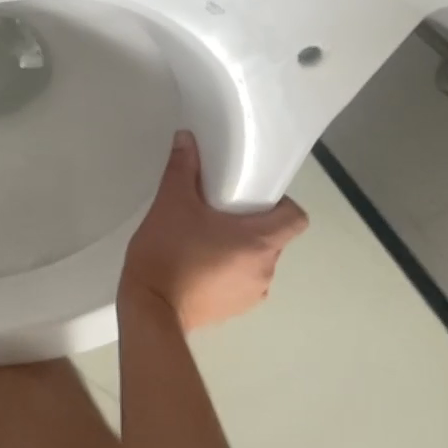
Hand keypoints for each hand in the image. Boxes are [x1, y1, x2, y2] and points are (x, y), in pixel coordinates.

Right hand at [122, 132, 308, 331]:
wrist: (152, 306)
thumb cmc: (169, 250)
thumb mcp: (171, 202)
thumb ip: (183, 168)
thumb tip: (187, 138)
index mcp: (261, 241)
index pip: (296, 218)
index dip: (279, 203)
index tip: (248, 197)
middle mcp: (267, 270)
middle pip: (273, 238)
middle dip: (249, 224)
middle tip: (213, 213)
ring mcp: (254, 294)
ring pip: (255, 261)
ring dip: (237, 249)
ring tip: (200, 241)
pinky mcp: (236, 310)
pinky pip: (240, 282)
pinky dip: (226, 272)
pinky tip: (195, 267)